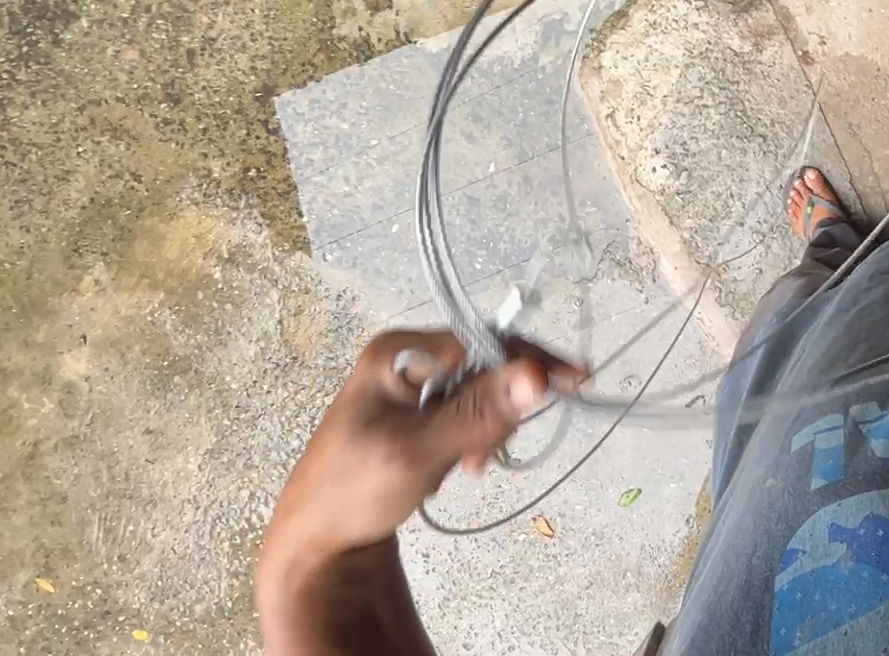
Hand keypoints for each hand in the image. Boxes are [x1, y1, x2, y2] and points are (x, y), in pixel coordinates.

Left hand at [261, 330, 583, 579]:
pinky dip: (477, 435)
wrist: (315, 548)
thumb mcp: (418, 452)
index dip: (530, 362)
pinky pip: (472, 407)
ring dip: (489, 427)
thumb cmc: (353, 494)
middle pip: (489, 364)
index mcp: (400, 351)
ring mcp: (415, 382)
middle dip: (500, 407)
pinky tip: (461, 461)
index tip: (574, 385)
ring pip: (485, 388)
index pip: (486, 341)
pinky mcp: (421, 408)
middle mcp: (409, 356)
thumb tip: (538, 376)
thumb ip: (479, 412)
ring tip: (468, 465)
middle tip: (484, 455)